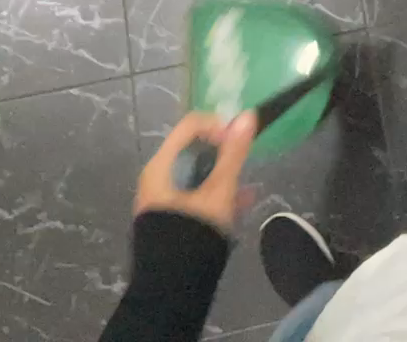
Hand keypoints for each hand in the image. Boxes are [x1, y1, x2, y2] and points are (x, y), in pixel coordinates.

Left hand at [134, 112, 257, 232]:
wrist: (172, 291)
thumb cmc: (193, 232)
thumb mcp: (219, 191)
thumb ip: (234, 154)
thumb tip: (248, 116)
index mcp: (162, 165)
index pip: (192, 125)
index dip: (218, 126)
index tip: (238, 143)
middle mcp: (158, 177)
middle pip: (195, 149)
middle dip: (223, 153)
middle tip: (244, 165)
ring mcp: (163, 199)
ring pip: (198, 174)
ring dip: (223, 175)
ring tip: (246, 187)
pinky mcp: (170, 218)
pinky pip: (195, 195)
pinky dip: (215, 194)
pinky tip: (241, 204)